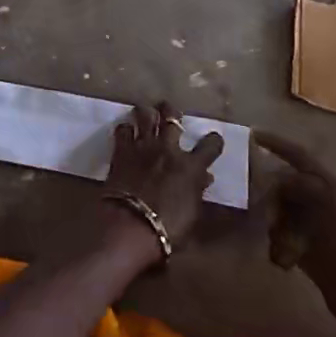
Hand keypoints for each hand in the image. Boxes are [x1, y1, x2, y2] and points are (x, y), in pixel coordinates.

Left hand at [106, 102, 222, 248]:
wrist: (131, 225)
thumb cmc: (167, 227)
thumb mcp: (191, 213)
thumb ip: (197, 191)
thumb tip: (204, 178)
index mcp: (191, 166)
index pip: (211, 145)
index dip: (214, 140)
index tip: (213, 140)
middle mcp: (169, 149)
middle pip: (172, 118)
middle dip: (171, 111)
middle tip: (168, 109)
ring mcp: (144, 147)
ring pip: (145, 116)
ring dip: (146, 111)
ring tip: (145, 109)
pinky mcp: (121, 151)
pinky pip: (122, 131)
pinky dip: (125, 129)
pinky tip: (125, 130)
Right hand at [257, 133, 335, 314]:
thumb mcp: (328, 206)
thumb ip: (303, 186)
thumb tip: (279, 179)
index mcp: (335, 189)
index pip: (302, 158)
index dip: (279, 145)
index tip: (254, 135)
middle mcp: (329, 204)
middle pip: (290, 188)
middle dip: (272, 196)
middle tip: (254, 206)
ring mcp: (323, 229)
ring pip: (287, 215)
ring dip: (276, 225)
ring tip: (273, 242)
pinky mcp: (316, 254)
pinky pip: (288, 239)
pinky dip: (281, 245)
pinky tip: (280, 258)